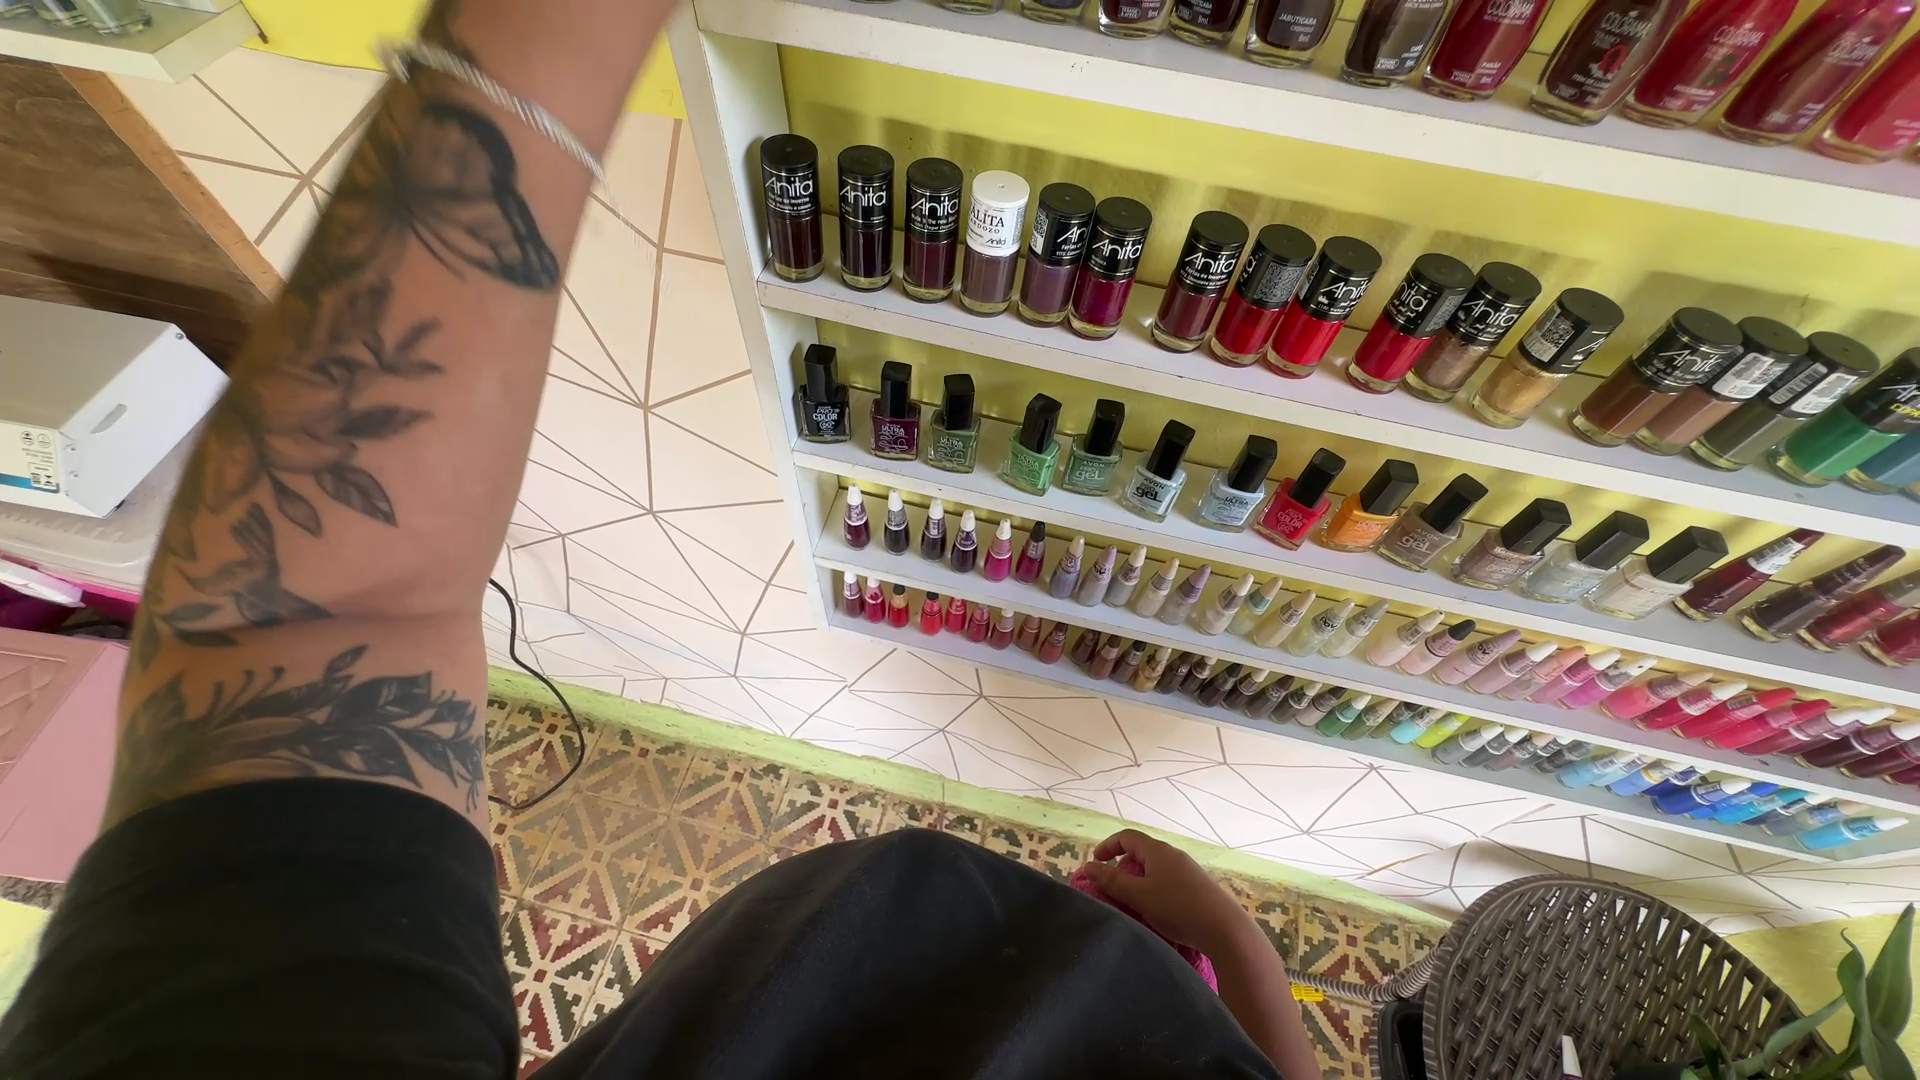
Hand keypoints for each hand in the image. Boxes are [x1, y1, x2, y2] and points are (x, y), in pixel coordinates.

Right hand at [1078, 829, 1258, 955]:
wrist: (1226, 930)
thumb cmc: (1178, 908)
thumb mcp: (1139, 896)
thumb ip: (1112, 881)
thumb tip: (1088, 866)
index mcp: (1158, 851)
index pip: (1127, 837)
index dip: (1108, 846)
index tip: (1096, 862)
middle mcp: (1174, 855)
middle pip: (1142, 851)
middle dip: (1123, 865)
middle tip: (1113, 886)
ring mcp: (1189, 870)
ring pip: (1156, 867)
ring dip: (1140, 879)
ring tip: (1133, 901)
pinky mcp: (1199, 887)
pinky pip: (1169, 879)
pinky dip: (1155, 887)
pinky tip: (1158, 910)